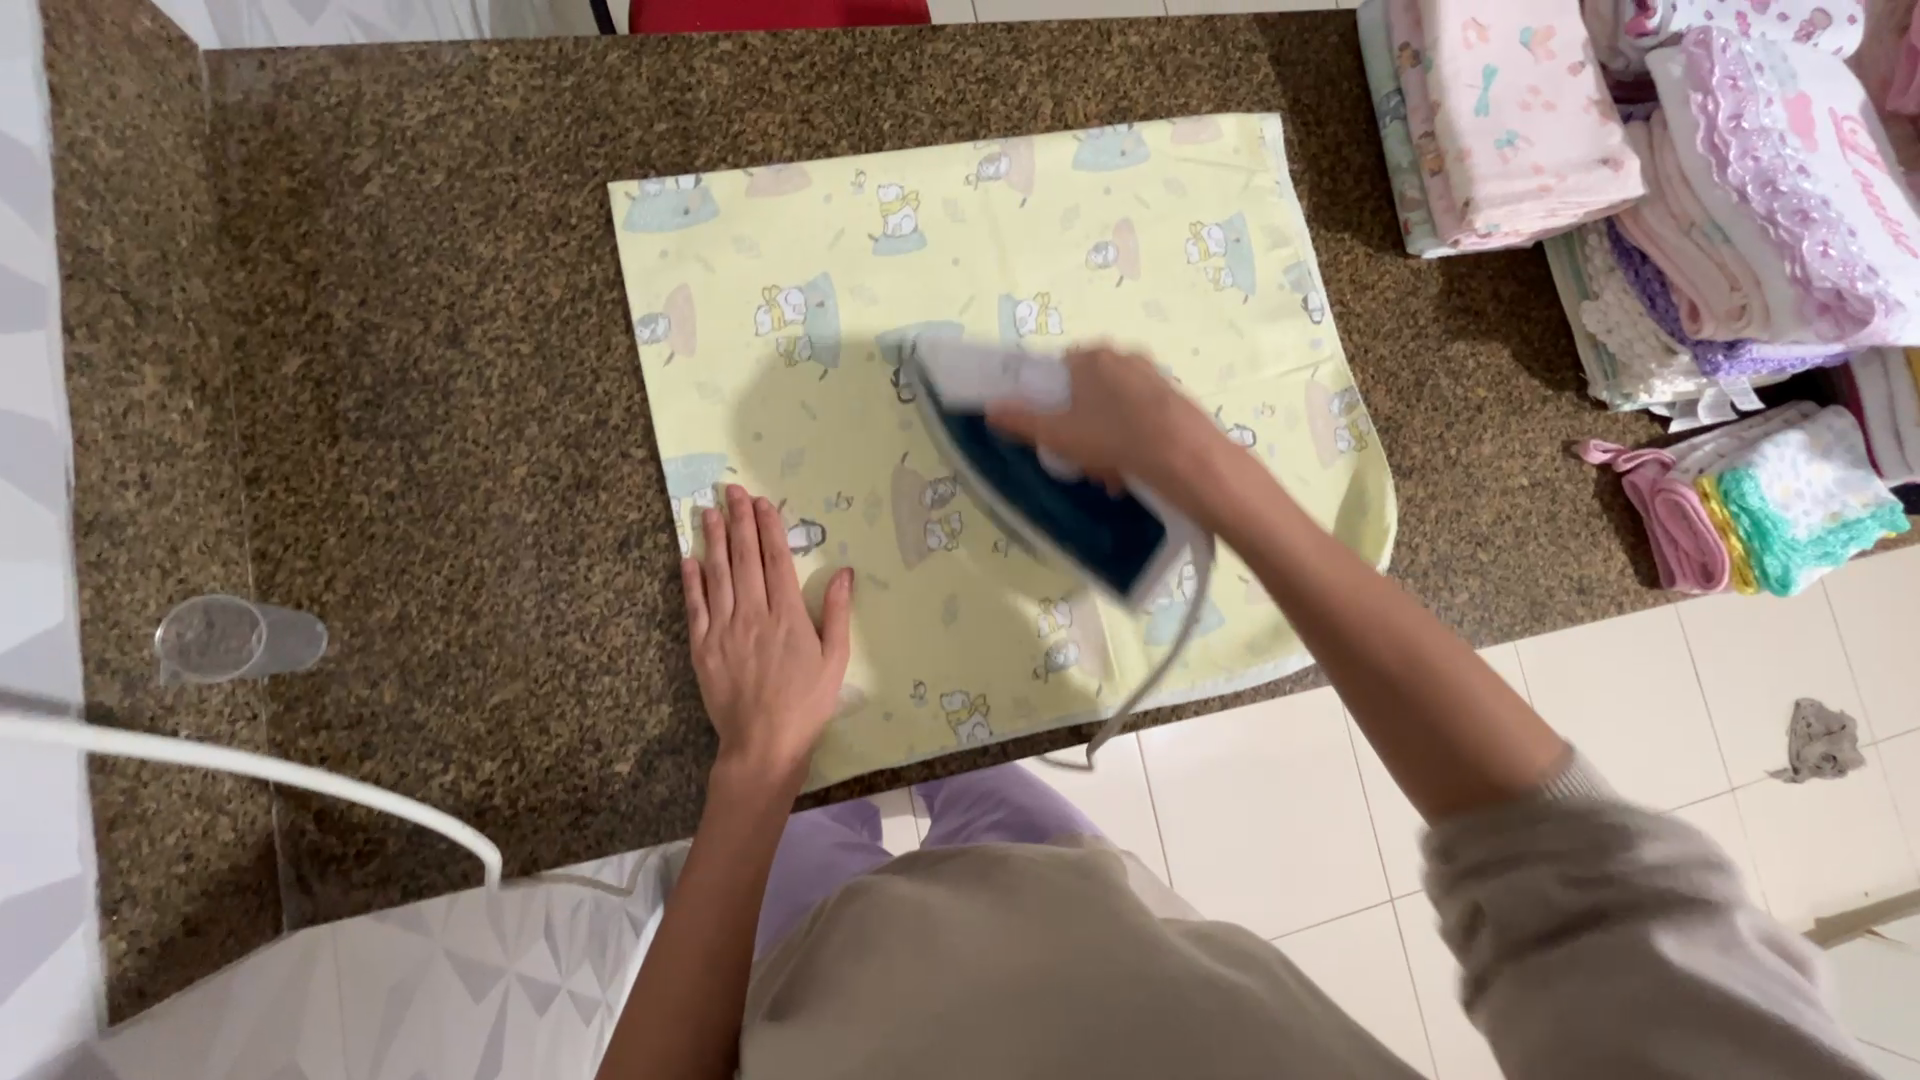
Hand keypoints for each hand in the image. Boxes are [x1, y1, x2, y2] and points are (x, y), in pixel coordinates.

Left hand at [681, 484, 853, 784]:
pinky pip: (695, 606)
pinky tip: (688, 558)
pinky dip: (690, 580)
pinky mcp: (702, 647)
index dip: (769, 528)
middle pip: (744, 558)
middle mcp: (753, 613)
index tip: (763, 502)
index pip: (777, 560)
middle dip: (738, 520)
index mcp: (787, 615)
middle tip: (731, 490)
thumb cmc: (807, 702)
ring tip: (707, 511)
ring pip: (717, 574)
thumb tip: (844, 571)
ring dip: (712, 540)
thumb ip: (836, 612)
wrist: (764, 742)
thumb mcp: (836, 659)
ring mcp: (724, 629)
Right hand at [985, 345, 1225, 493]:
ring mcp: (1153, 376)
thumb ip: (1021, 420)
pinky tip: (1133, 473)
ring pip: (1116, 411)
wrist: (1185, 456)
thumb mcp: (1058, 434)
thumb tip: (990, 408)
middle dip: (1082, 432)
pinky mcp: (1175, 399)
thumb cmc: (1112, 438)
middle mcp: (1124, 357)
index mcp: (1092, 356)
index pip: (1059, 370)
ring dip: (1107, 445)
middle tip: (1084, 464)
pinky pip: (1142, 420)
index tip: (1056, 433)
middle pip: (1088, 394)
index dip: (1052, 402)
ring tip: (1110, 478)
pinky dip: (1133, 444)